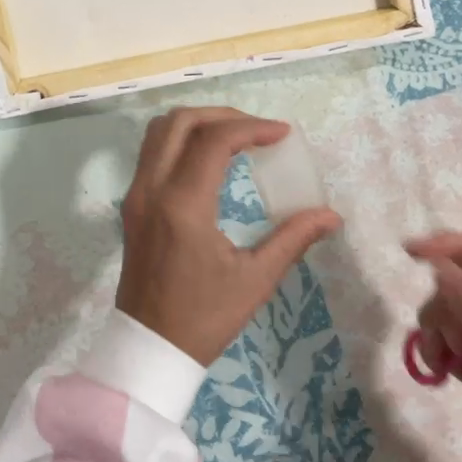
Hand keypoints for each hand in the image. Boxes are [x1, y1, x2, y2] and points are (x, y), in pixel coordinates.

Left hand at [115, 108, 342, 365]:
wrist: (150, 346)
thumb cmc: (204, 317)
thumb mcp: (254, 280)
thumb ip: (292, 239)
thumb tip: (331, 215)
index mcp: (182, 205)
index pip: (214, 140)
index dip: (251, 128)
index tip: (282, 134)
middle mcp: (152, 188)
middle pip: (181, 121)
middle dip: (223, 116)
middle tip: (259, 130)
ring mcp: (136, 192)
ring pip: (160, 130)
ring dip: (198, 122)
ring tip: (236, 137)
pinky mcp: (131, 201)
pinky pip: (151, 150)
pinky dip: (180, 139)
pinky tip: (209, 156)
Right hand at [407, 232, 461, 461]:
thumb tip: (441, 264)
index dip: (453, 247)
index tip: (411, 253)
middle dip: (443, 304)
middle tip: (441, 341)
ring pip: (455, 316)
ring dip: (437, 332)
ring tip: (439, 364)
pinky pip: (454, 348)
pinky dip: (438, 354)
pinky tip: (438, 372)